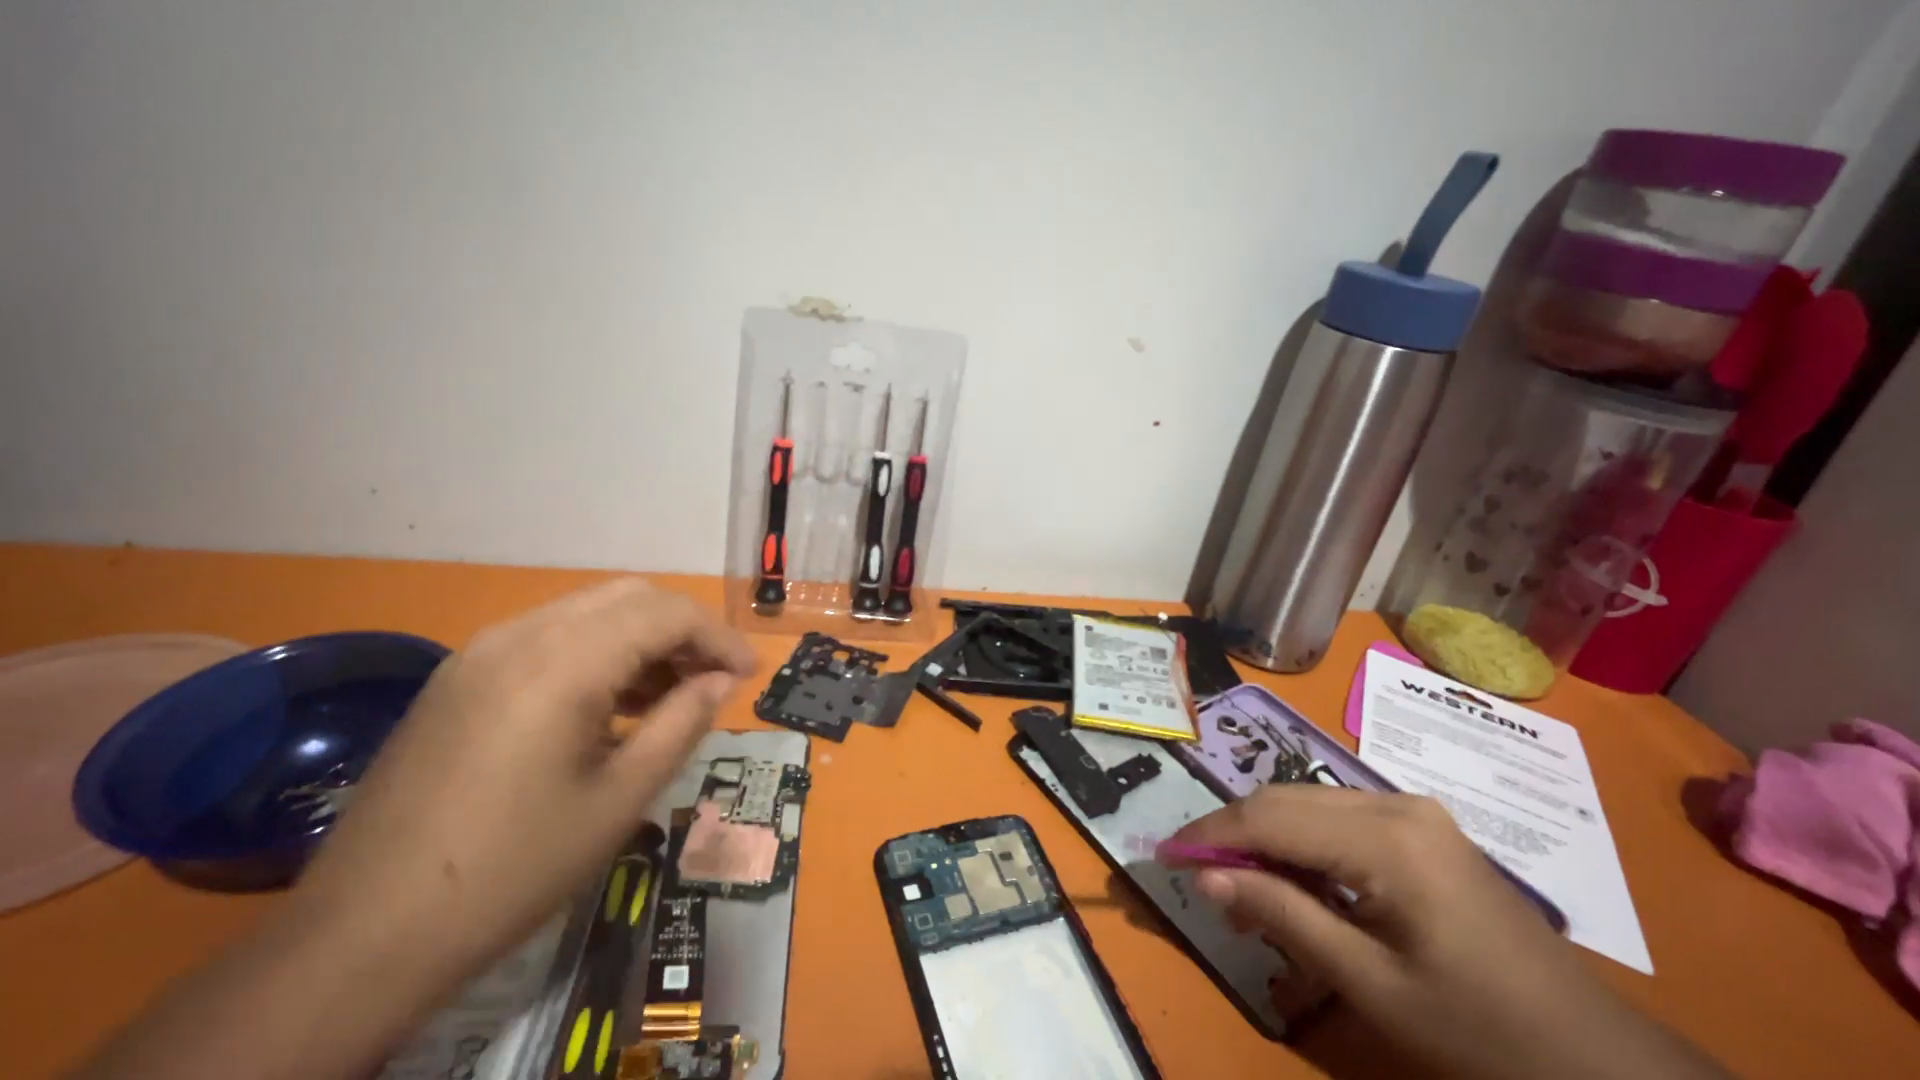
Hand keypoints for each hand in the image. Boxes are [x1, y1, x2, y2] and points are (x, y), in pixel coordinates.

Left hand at [290, 577, 756, 974]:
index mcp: (563, 662)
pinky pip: (544, 640)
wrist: (370, 927)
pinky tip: (606, 709)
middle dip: (681, 629)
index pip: (664, 612)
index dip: (718, 637)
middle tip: (713, 682)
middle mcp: (519, 635)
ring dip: (638, 640)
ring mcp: (479, 653)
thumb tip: (720, 681)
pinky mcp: (456, 679)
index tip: (749, 677)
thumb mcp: (619, 799)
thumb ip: (681, 724)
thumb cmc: (515, 868)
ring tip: (669, 698)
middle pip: (626, 597)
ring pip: (584, 613)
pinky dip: (593, 655)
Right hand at [1168, 786, 1728, 1079]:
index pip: (1268, 818)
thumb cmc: (1475, 1027)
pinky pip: (1341, 820)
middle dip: (1232, 833)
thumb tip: (1205, 878)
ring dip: (1265, 838)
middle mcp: (1396, 805)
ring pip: (1309, 804)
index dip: (1208, 835)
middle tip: (1196, 880)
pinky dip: (1303, 844)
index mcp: (1385, 838)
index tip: (1162, 857)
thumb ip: (1281, 917)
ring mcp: (1415, 814)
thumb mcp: (1367, 982)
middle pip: (1285, 800)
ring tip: (1239, 890)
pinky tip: (1295, 886)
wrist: (1590, 1054)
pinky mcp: (1425, 831)